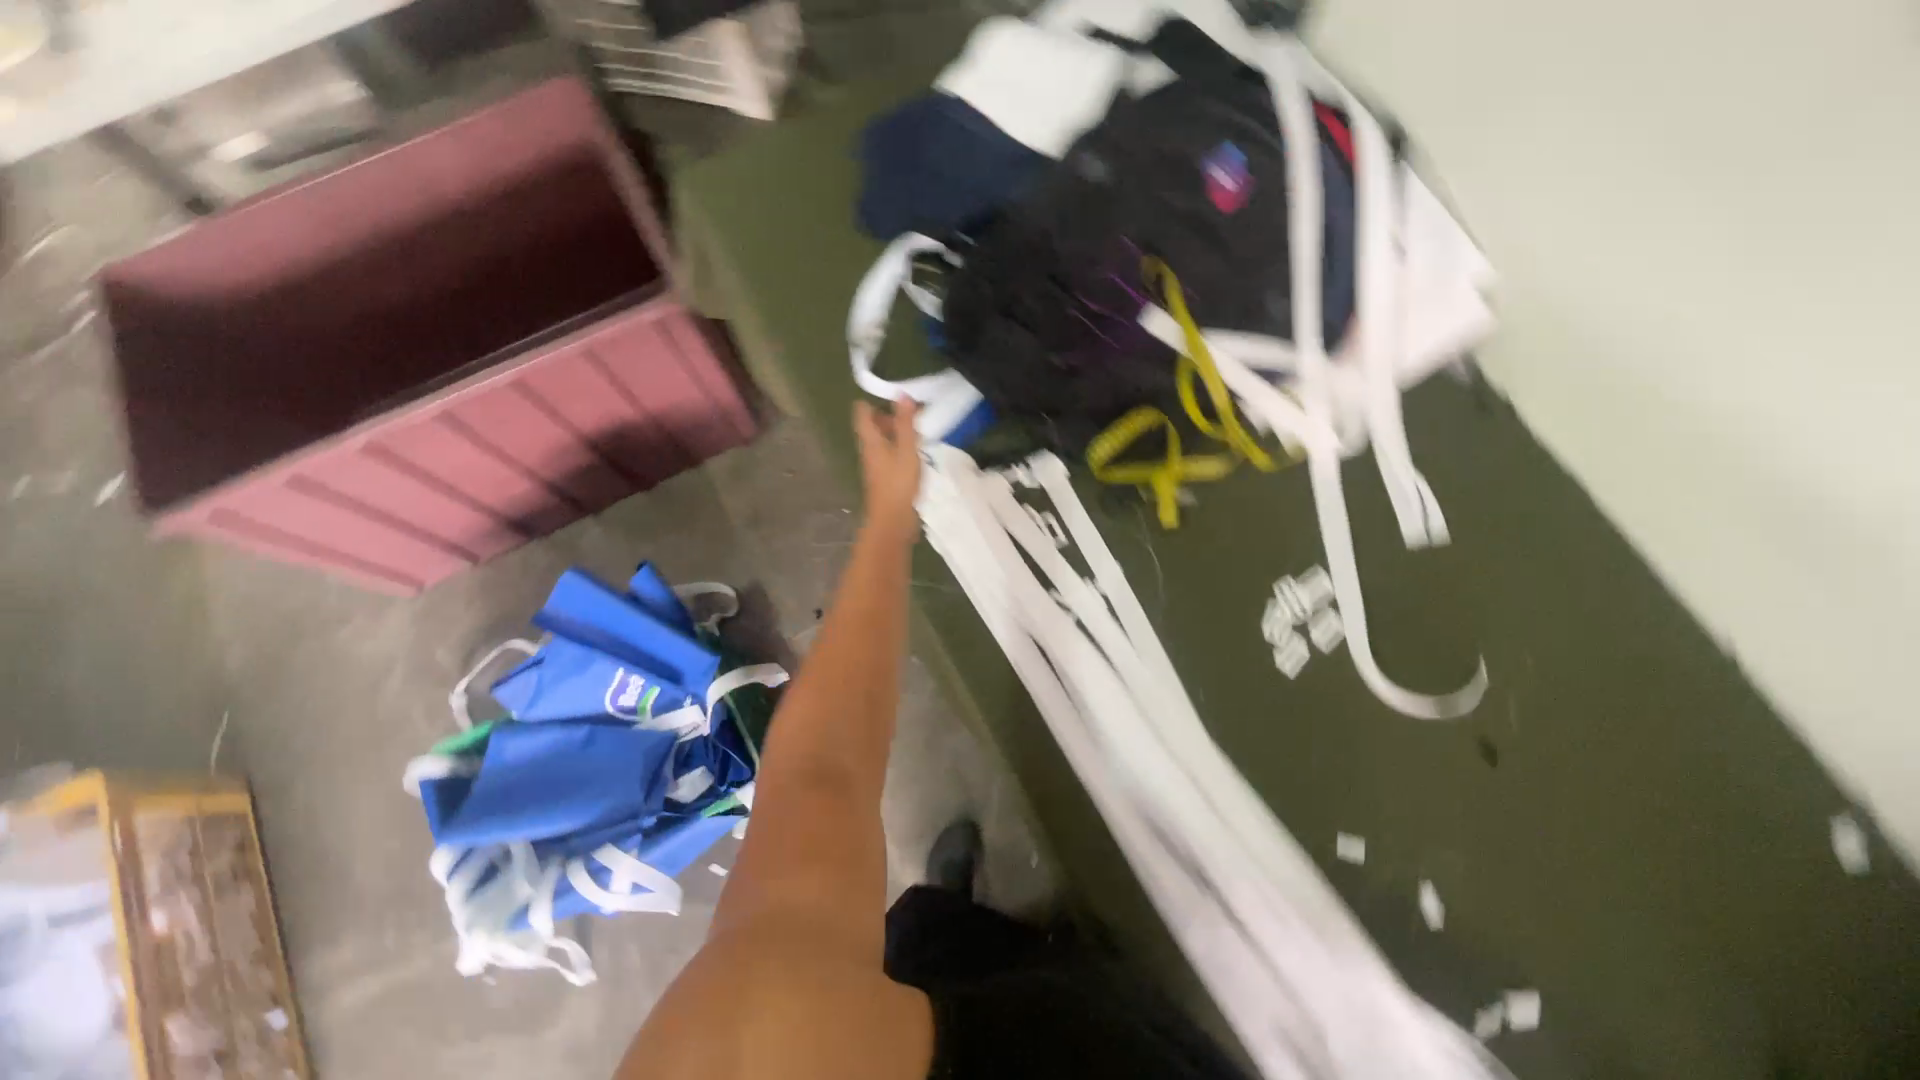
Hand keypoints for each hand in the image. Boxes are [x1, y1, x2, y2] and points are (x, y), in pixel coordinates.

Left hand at [853, 397, 921, 541]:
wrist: (893, 520)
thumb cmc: (898, 483)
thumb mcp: (906, 449)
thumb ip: (905, 423)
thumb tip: (901, 395)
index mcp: (870, 440)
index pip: (863, 412)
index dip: (875, 400)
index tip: (895, 396)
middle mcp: (869, 450)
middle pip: (873, 426)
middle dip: (890, 416)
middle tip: (913, 413)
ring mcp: (876, 464)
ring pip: (882, 440)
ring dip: (897, 432)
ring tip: (919, 431)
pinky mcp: (884, 476)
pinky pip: (890, 453)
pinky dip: (900, 447)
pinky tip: (916, 452)